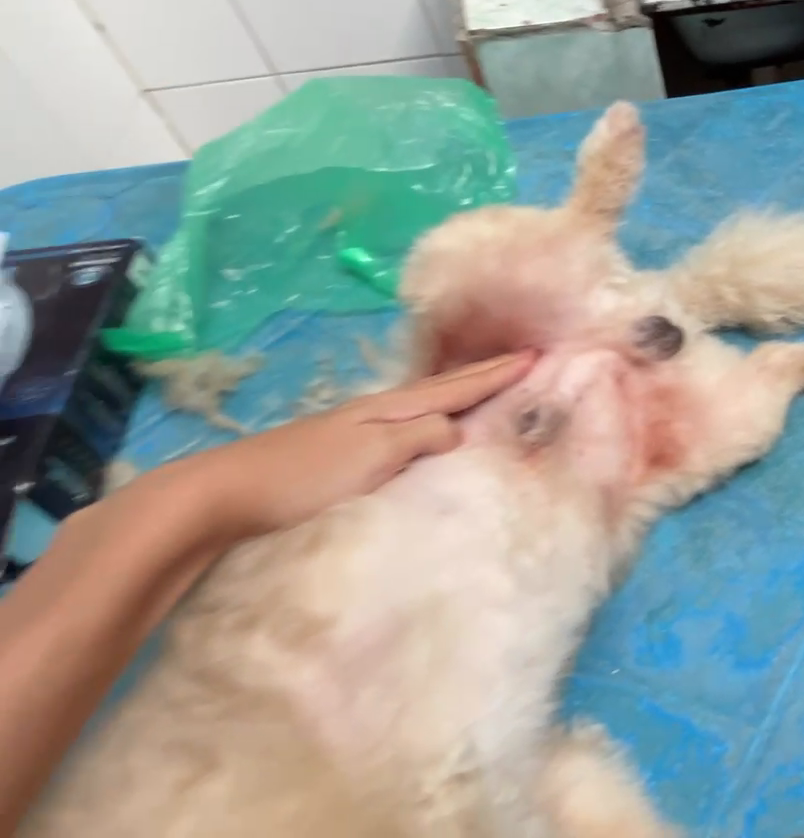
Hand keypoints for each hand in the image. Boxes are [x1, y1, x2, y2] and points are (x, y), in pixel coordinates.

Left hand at [153, 351, 535, 538]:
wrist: (218, 496)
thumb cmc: (305, 475)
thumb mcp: (375, 455)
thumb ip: (424, 435)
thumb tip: (461, 429)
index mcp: (394, 408)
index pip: (459, 387)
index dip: (499, 373)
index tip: (536, 355)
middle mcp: (381, 410)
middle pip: (444, 385)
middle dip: (486, 371)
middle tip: (523, 357)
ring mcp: (359, 428)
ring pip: (427, 400)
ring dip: (462, 388)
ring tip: (488, 380)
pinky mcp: (345, 450)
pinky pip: (409, 420)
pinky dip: (435, 411)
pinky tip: (433, 418)